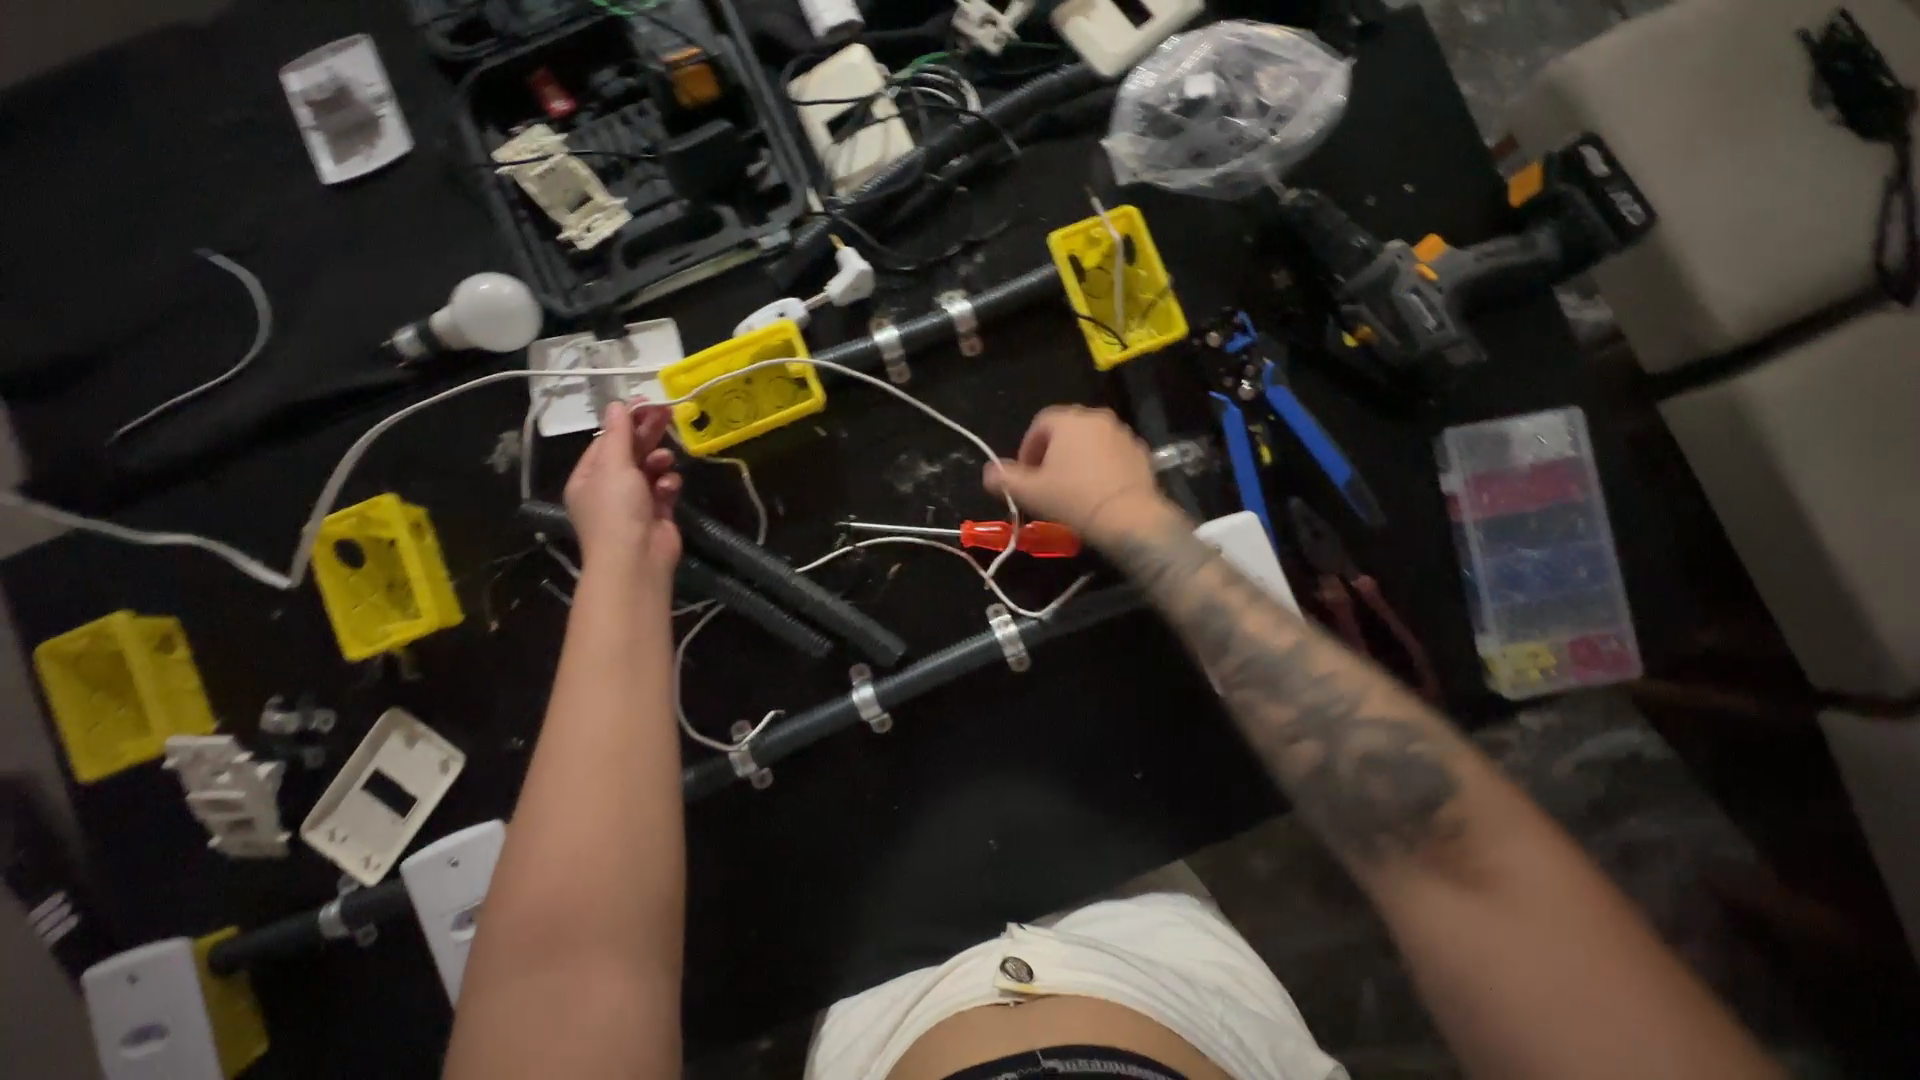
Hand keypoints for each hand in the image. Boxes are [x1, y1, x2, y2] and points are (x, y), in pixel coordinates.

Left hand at [563, 402, 682, 581]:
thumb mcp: (613, 466)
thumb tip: (616, 405)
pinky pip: (664, 489)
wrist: (636, 560)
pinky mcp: (658, 514)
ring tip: (664, 460)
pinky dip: (668, 485)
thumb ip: (619, 435)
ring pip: (650, 470)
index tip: (646, 403)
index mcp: (588, 478)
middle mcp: (608, 489)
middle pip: (630, 453)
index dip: (626, 421)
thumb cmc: (616, 510)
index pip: (606, 441)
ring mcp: (634, 502)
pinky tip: (669, 487)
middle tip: (667, 412)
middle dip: (647, 434)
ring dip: (658, 461)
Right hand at [982, 405, 1178, 546]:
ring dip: (1077, 459)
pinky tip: (1096, 492)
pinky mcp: (1141, 453)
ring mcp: (1123, 434)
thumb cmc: (1073, 498)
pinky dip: (1101, 467)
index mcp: (1068, 420)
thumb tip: (989, 473)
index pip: (1040, 424)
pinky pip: (1113, 456)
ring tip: (1071, 488)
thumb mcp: (1030, 492)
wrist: (1129, 517)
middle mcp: (1097, 418)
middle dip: (1052, 453)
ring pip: (1091, 443)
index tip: (1024, 474)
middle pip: (1067, 431)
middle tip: (1045, 481)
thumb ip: (1004, 479)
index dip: (1028, 448)